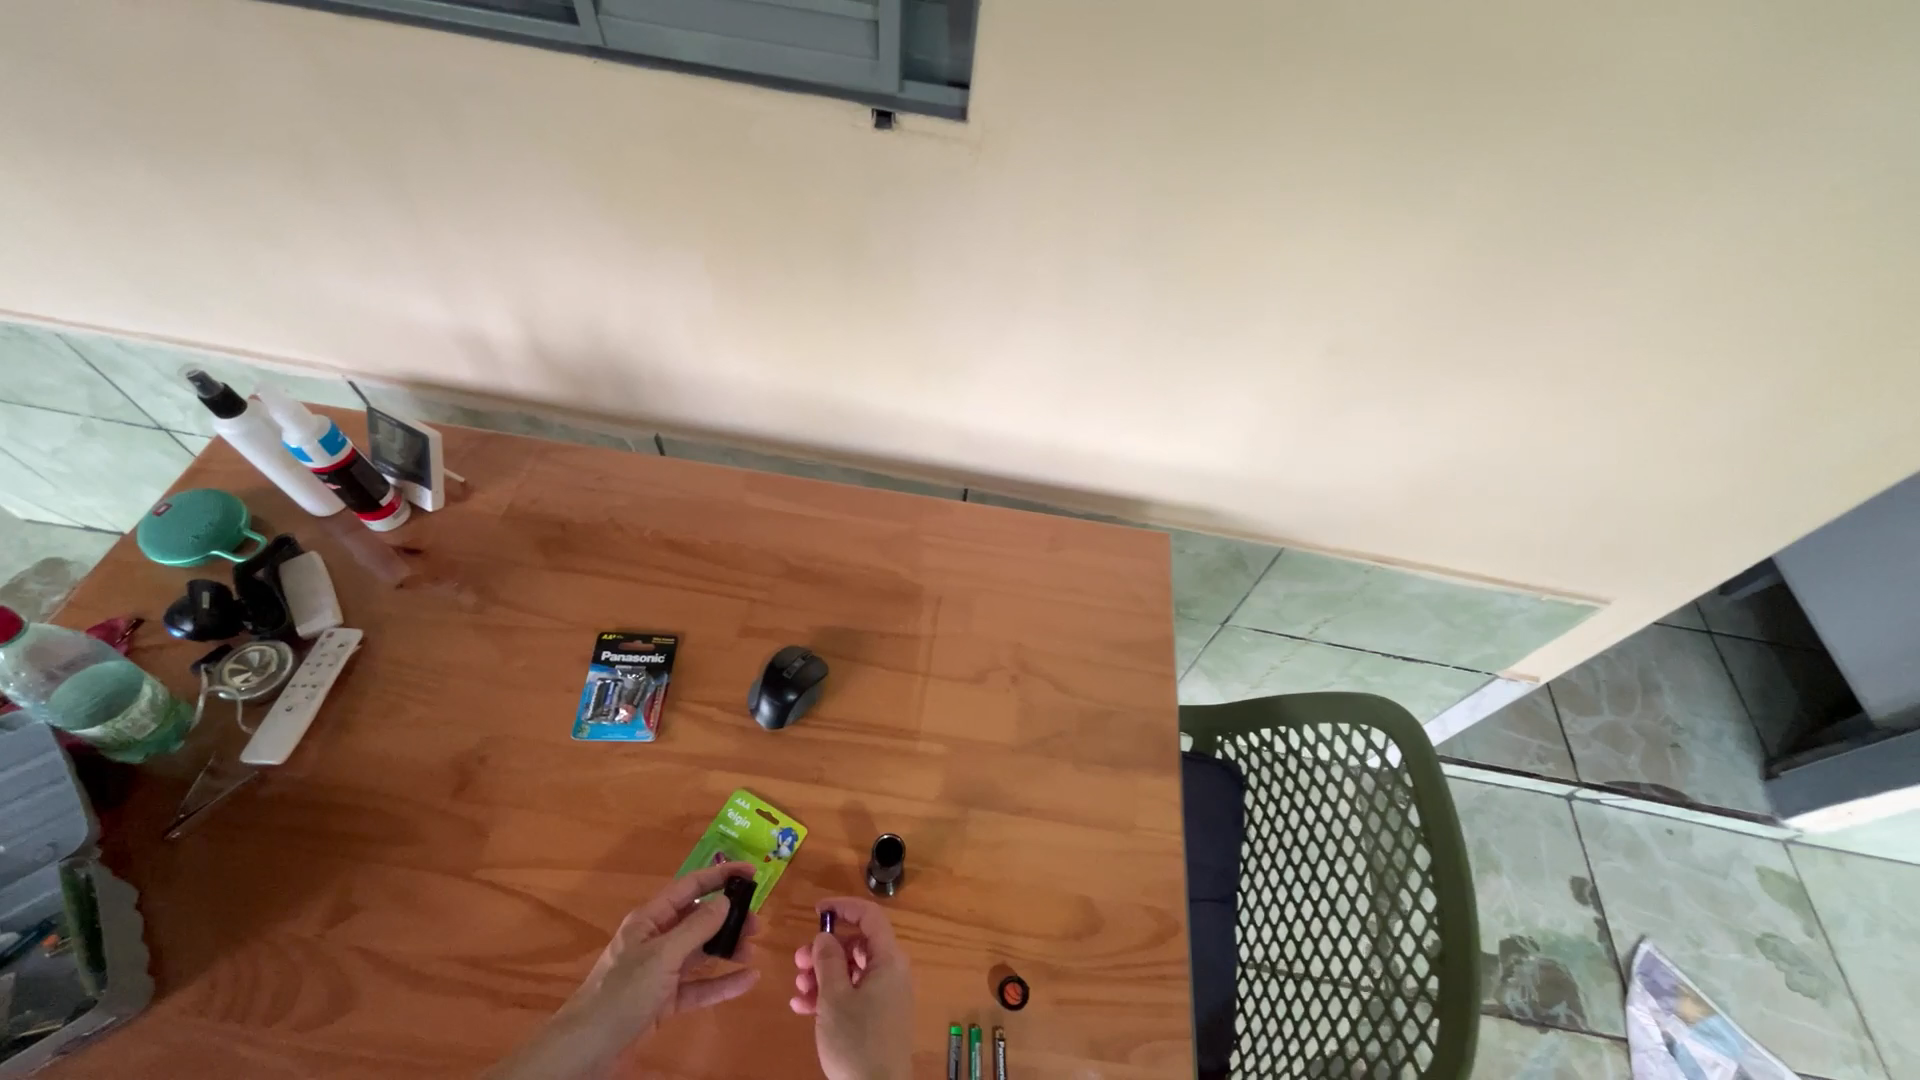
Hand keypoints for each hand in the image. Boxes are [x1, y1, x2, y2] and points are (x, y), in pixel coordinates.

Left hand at [485, 862, 763, 1079]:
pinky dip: (722, 983)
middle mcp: (657, 940)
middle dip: (728, 918)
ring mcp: (661, 972)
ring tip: (752, 950)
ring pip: (701, 952)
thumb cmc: (620, 994)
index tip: (752, 872)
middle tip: (757, 923)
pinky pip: (699, 986)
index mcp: (650, 920)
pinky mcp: (664, 1001)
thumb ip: (696, 928)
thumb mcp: (661, 957)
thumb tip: (725, 900)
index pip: (690, 887)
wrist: (584, 1052)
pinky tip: (747, 980)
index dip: (720, 876)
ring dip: (727, 949)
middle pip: (699, 920)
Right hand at [789, 898, 914, 1079]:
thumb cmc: (856, 1041)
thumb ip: (828, 960)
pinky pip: (853, 994)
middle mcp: (891, 972)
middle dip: (825, 950)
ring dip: (822, 975)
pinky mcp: (877, 1017)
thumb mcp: (835, 998)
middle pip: (857, 945)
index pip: (870, 916)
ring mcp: (885, 996)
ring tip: (798, 989)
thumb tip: (825, 935)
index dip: (844, 907)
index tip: (817, 911)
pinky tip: (802, 1007)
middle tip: (798, 960)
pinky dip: (829, 996)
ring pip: (851, 971)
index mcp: (889, 960)